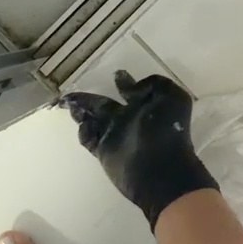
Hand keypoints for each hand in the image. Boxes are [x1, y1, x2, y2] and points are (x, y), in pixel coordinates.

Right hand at [57, 71, 217, 228]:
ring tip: (69, 105)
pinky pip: (88, 138)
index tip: (116, 74)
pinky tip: (84, 126)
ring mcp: (114, 136)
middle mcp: (127, 118)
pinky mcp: (104, 152)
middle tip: (69, 94)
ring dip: (80, 111)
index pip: (129, 91)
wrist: (161, 168)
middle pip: (102, 104)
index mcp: (144, 105)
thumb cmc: (167, 131)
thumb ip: (154, 84)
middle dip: (87, 98)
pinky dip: (83, 131)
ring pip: (91, 119)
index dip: (123, 82)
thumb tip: (133, 87)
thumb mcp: (173, 97)